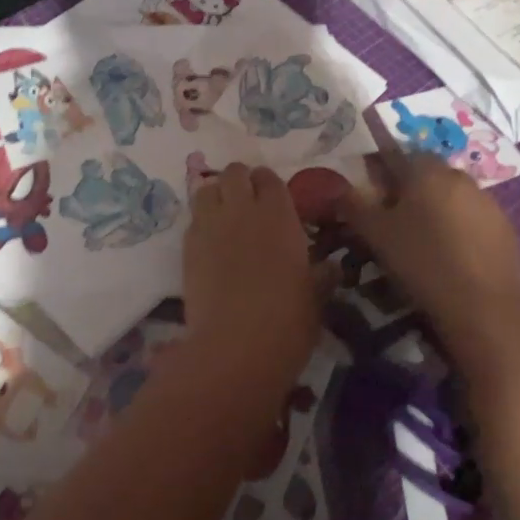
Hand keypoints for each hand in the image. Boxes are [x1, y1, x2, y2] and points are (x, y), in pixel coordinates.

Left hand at [182, 162, 317, 393]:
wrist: (234, 347)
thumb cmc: (286, 323)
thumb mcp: (315, 300)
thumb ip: (321, 277)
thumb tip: (331, 268)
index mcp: (279, 215)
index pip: (269, 178)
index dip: (269, 185)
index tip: (273, 199)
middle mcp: (242, 209)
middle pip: (234, 172)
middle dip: (240, 181)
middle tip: (247, 203)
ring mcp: (210, 224)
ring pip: (207, 187)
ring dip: (216, 194)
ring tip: (224, 216)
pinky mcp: (187, 244)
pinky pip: (193, 217)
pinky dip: (201, 221)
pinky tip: (210, 242)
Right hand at [338, 153, 519, 362]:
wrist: (484, 312)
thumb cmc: (422, 263)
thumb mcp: (375, 234)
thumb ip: (352, 205)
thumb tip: (335, 188)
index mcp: (427, 170)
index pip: (398, 154)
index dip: (381, 173)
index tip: (371, 197)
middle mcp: (461, 177)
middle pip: (427, 176)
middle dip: (409, 192)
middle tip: (394, 222)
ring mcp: (490, 204)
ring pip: (453, 198)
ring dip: (437, 211)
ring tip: (424, 244)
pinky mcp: (508, 231)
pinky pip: (475, 221)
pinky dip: (461, 231)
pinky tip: (451, 259)